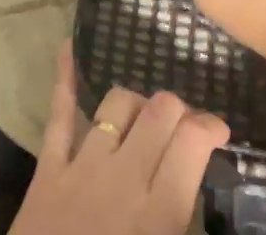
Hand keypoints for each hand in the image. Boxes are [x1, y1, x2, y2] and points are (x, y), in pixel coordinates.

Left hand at [9, 44, 228, 234]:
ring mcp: (84, 167)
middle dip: (178, 110)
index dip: (210, 126)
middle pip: (161, 111)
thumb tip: (199, 187)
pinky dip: (64, 79)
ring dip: (138, 103)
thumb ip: (185, 218)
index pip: (194, 139)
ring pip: (119, 103)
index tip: (216, 132)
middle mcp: (125, 177)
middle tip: (180, 128)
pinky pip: (59, 115)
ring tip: (144, 117)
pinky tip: (68, 47)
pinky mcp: (48, 169)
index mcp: (160, 211)